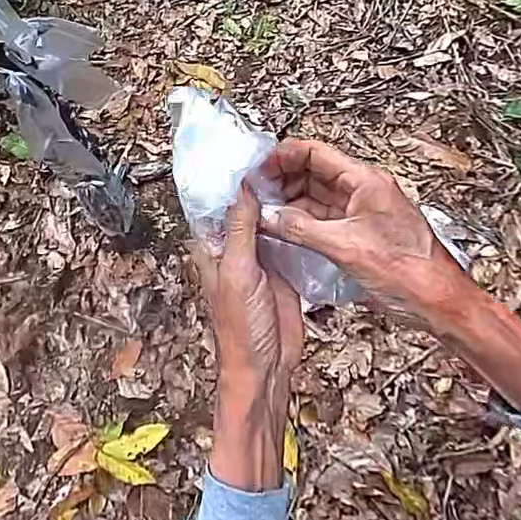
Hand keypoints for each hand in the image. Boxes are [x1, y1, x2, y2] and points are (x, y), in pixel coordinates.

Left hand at [190, 183, 303, 490]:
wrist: (267, 366)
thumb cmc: (241, 328)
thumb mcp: (238, 271)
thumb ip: (240, 229)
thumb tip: (242, 187)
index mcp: (213, 248)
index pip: (218, 204)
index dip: (230, 179)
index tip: (249, 153)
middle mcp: (234, 250)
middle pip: (245, 209)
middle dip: (259, 186)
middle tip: (281, 157)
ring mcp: (259, 259)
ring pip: (267, 222)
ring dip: (277, 204)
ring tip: (297, 174)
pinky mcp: (282, 270)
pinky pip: (287, 240)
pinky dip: (294, 226)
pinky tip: (307, 208)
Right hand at [257, 139, 473, 319]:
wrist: (436, 299)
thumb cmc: (410, 269)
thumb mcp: (346, 246)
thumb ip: (301, 229)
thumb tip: (270, 217)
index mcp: (365, 181)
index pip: (315, 153)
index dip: (283, 157)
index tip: (260, 170)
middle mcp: (362, 191)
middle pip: (312, 172)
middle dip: (282, 180)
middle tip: (257, 193)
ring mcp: (359, 212)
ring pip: (315, 197)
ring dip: (289, 202)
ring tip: (264, 212)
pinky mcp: (357, 233)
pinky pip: (321, 219)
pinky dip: (300, 221)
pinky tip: (284, 229)